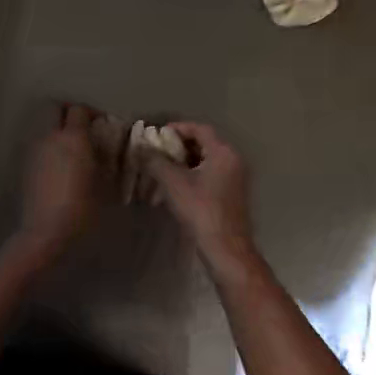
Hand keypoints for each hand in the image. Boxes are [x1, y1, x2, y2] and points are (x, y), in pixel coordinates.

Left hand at [15, 103, 106, 258]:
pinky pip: (37, 142)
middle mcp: (50, 137)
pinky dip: (47, 144)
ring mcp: (34, 149)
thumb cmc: (80, 208)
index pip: (79, 110)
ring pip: (42, 124)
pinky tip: (57, 162)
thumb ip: (103, 160)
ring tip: (69, 145)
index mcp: (73, 139)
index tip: (102, 124)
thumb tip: (103, 149)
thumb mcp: (102, 184)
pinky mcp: (25, 163)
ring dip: (55, 127)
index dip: (92, 113)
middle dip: (67, 111)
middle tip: (81, 126)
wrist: (45, 229)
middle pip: (53, 107)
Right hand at [146, 123, 256, 271]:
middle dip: (179, 146)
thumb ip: (156, 161)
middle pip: (204, 144)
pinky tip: (175, 186)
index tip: (158, 134)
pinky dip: (192, 174)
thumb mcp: (173, 183)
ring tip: (162, 169)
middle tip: (157, 151)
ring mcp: (234, 178)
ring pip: (206, 161)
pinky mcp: (231, 193)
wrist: (225, 246)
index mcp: (223, 153)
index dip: (178, 128)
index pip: (200, 129)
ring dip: (184, 162)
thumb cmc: (200, 209)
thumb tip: (140, 147)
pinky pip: (210, 175)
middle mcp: (233, 161)